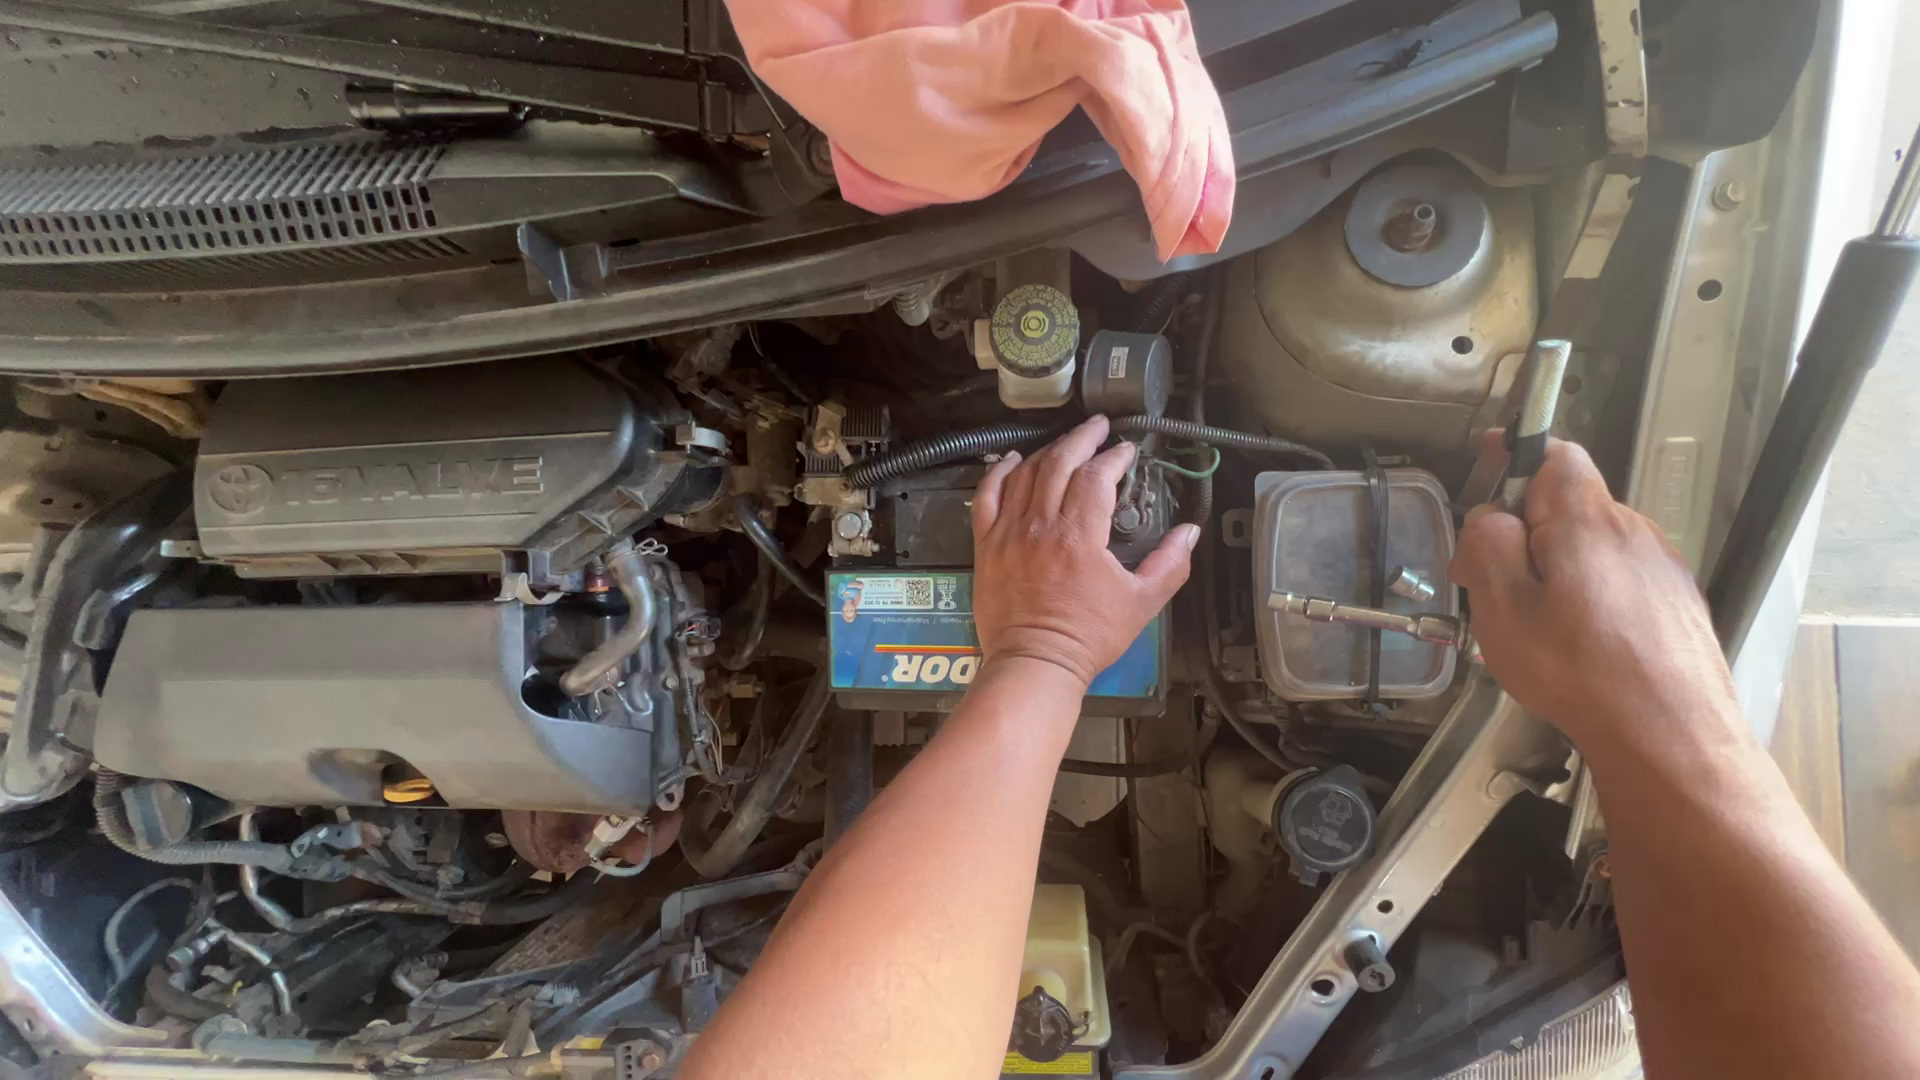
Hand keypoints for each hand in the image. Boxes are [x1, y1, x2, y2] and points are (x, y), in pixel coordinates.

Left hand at [971, 416, 1199, 687]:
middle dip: (1082, 438)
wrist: (1035, 663)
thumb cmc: (1088, 636)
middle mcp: (1041, 526)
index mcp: (1079, 536)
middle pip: (1059, 463)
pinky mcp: (987, 545)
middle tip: (1097, 427)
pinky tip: (1011, 460)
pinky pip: (987, 497)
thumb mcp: (1142, 603)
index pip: (1096, 477)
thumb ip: (1170, 564)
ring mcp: (1009, 533)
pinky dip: (998, 473)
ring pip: (1025, 474)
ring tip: (1065, 444)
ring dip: (1046, 452)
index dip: (1114, 457)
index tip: (1126, 451)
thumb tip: (1190, 532)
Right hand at [1451, 439, 1739, 752]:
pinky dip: (1578, 587)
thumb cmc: (1574, 666)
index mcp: (1588, 523)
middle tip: (1480, 580)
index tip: (1484, 469)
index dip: (1516, 452)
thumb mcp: (1502, 603)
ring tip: (1522, 617)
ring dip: (1545, 561)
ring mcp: (1660, 567)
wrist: (1668, 734)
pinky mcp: (1673, 601)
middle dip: (1516, 527)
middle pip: (1565, 503)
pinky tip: (1567, 636)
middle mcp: (1633, 531)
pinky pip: (1611, 572)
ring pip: (1586, 541)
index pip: (1557, 455)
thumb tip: (1492, 516)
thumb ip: (1488, 543)